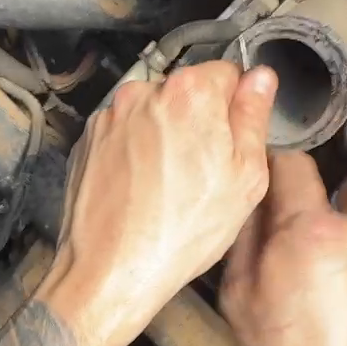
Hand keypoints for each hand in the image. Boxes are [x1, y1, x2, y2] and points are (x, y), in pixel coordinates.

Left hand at [38, 62, 276, 345]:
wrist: (110, 270)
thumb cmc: (180, 233)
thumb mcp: (244, 179)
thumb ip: (253, 118)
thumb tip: (260, 80)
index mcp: (190, 92)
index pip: (226, 75)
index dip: (234, 110)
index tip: (231, 144)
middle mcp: (143, 93)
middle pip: (184, 94)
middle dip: (196, 124)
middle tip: (200, 175)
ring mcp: (109, 118)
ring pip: (151, 116)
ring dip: (162, 140)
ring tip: (166, 190)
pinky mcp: (86, 143)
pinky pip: (122, 137)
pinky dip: (132, 156)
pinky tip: (140, 193)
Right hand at [220, 152, 346, 345]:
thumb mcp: (239, 298)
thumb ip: (241, 239)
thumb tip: (245, 202)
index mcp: (309, 227)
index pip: (290, 161)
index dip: (263, 166)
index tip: (241, 187)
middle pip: (304, 196)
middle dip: (277, 215)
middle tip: (250, 251)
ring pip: (320, 224)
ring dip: (298, 241)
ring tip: (277, 285)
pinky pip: (338, 249)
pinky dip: (319, 261)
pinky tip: (306, 301)